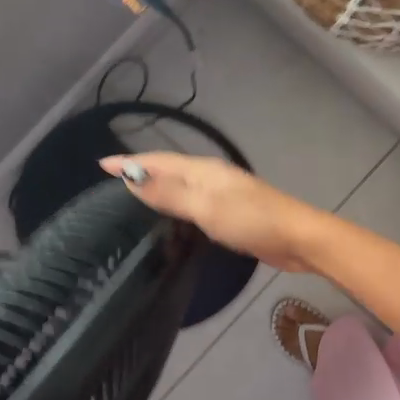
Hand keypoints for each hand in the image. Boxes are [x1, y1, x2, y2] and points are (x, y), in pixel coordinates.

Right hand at [99, 153, 329, 273]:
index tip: (100, 164)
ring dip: (160, 190)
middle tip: (112, 183)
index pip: (158, 161)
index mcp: (204, 170)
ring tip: (134, 200)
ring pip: (184, 188)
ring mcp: (225, 197)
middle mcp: (213, 178)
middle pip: (170, 171)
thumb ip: (170, 193)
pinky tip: (173, 222)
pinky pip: (197, 206)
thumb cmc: (253, 220)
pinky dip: (179, 208)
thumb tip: (130, 177)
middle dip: (141, 173)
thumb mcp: (206, 207)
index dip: (129, 162)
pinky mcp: (234, 216)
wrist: (299, 239)